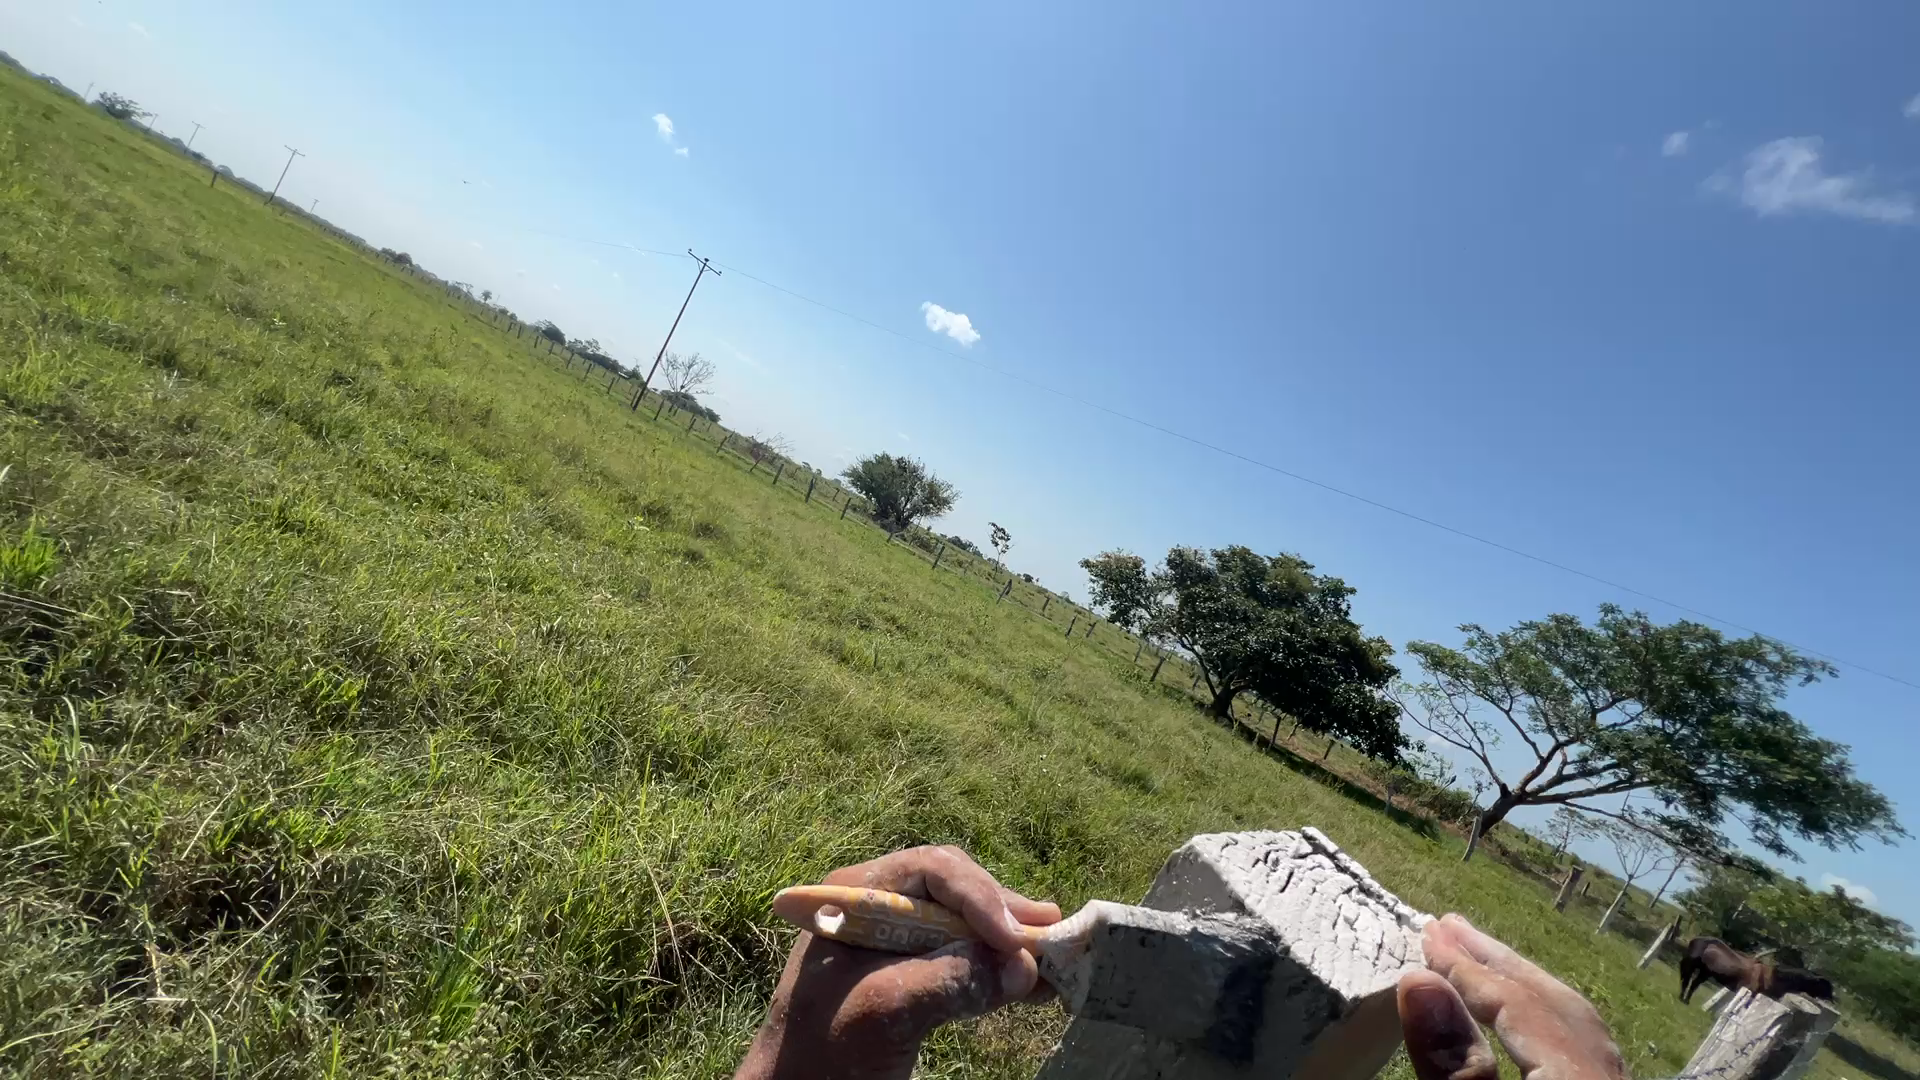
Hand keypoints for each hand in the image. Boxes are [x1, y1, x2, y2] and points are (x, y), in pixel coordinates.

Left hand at [735, 846, 1062, 1079]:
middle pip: (953, 889)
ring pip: (964, 921)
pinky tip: (1031, 979)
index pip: (929, 871)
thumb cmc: (821, 1054)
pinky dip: (998, 967)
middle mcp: (879, 904)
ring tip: (1051, 947)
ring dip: (1006, 938)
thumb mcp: (883, 1010)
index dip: (977, 896)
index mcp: (856, 894)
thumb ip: (949, 981)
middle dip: (1000, 910)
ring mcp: (897, 938)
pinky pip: (963, 956)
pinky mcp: (913, 972)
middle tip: (1047, 928)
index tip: (1013, 937)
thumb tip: (1025, 967)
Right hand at [1398, 914, 1626, 1079]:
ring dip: (1519, 985)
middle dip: (1498, 962)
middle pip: (1561, 1006)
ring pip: (1577, 1024)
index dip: (1468, 968)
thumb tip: (1418, 980)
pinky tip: (1506, 1012)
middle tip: (1446, 924)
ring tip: (1470, 954)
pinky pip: (1584, 1047)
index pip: (1522, 1006)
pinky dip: (1540, 1017)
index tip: (1426, 934)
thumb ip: (1453, 1065)